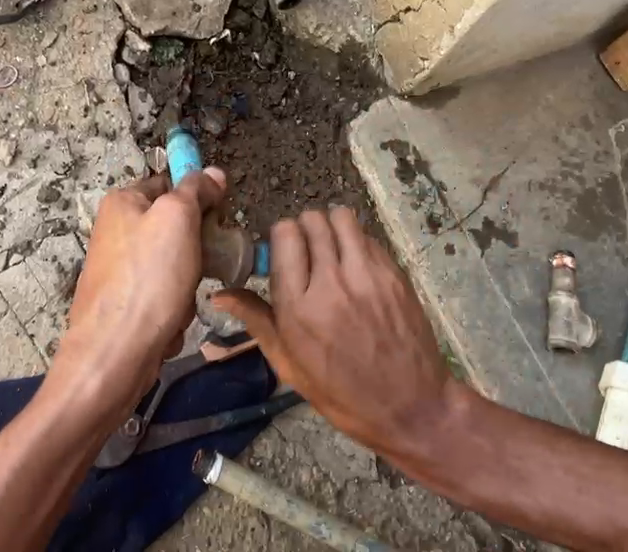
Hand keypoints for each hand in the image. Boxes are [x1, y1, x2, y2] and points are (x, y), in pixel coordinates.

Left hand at [49, 167, 228, 420]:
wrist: (115, 354)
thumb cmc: (148, 278)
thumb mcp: (178, 219)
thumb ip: (195, 190)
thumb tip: (213, 172)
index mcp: (122, 202)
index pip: (171, 185)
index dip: (198, 200)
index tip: (219, 219)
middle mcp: (115, 232)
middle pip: (175, 230)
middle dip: (194, 254)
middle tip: (198, 268)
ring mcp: (119, 271)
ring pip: (175, 269)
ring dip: (186, 288)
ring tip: (178, 304)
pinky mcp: (125, 306)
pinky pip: (164, 300)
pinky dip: (172, 312)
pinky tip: (167, 325)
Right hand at [211, 207, 456, 458]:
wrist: (410, 409)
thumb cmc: (342, 394)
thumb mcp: (289, 365)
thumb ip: (255, 320)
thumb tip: (217, 295)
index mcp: (298, 307)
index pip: (284, 235)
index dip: (281, 238)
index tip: (284, 253)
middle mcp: (331, 283)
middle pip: (311, 220)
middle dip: (304, 229)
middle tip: (307, 252)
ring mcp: (367, 275)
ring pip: (341, 217)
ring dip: (331, 227)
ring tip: (332, 249)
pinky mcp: (393, 274)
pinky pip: (368, 236)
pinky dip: (357, 242)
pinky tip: (357, 266)